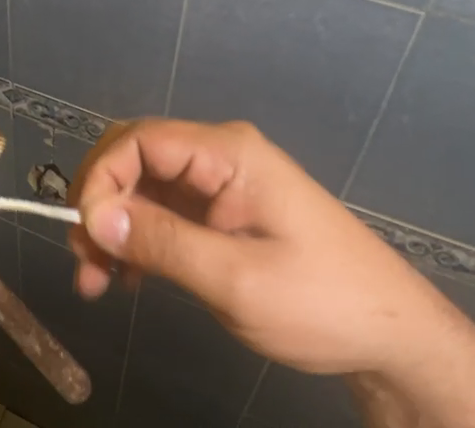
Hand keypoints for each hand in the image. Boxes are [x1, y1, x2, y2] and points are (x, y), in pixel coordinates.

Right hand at [67, 118, 455, 376]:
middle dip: (101, 201)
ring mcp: (220, 184)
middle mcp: (219, 156)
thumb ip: (164, 244)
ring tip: (96, 279)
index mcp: (228, 153)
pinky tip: (126, 278)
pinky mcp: (220, 213)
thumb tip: (95, 216)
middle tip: (83, 259)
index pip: (141, 139)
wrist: (390, 335)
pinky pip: (163, 212)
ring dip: (113, 225)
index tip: (84, 232)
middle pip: (136, 157)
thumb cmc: (321, 302)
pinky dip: (137, 239)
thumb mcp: (237, 280)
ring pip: (143, 186)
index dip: (102, 177)